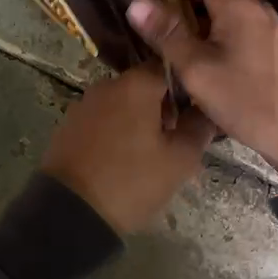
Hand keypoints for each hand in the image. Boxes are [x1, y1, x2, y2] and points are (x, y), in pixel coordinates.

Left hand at [40, 63, 215, 233]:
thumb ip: (198, 129)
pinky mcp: (69, 124)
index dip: (188, 84)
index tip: (199, 108)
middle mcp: (107, 85)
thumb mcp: (178, 160)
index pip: (170, 67)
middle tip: (178, 137)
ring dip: (141, 118)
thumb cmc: (131, 181)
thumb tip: (207, 110)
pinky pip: (104, 118)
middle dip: (164, 105)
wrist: (70, 211)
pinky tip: (125, 156)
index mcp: (136, 85)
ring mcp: (84, 104)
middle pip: (145, 84)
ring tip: (153, 152)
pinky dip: (118, 129)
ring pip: (123, 102)